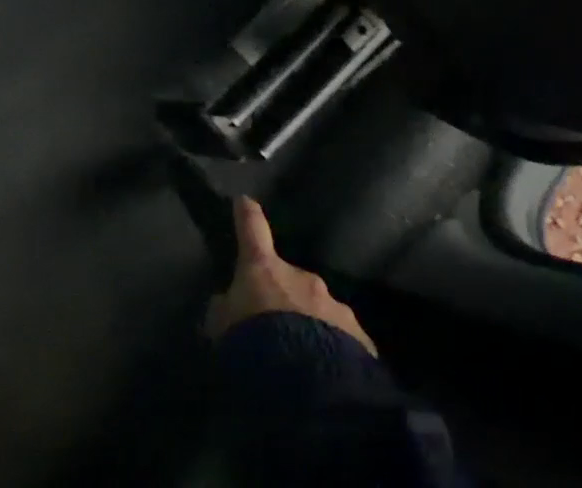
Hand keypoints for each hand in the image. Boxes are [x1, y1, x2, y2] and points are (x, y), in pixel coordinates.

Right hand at [203, 197, 375, 355]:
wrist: (308, 380)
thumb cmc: (252, 339)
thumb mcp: (221, 323)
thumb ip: (226, 307)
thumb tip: (228, 300)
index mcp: (263, 268)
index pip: (252, 230)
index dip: (247, 214)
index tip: (245, 200)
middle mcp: (302, 277)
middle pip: (289, 278)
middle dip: (284, 295)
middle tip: (274, 323)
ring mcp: (335, 305)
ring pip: (318, 308)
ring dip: (310, 322)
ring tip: (302, 354)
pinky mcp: (361, 335)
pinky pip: (341, 335)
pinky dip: (331, 345)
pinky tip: (323, 368)